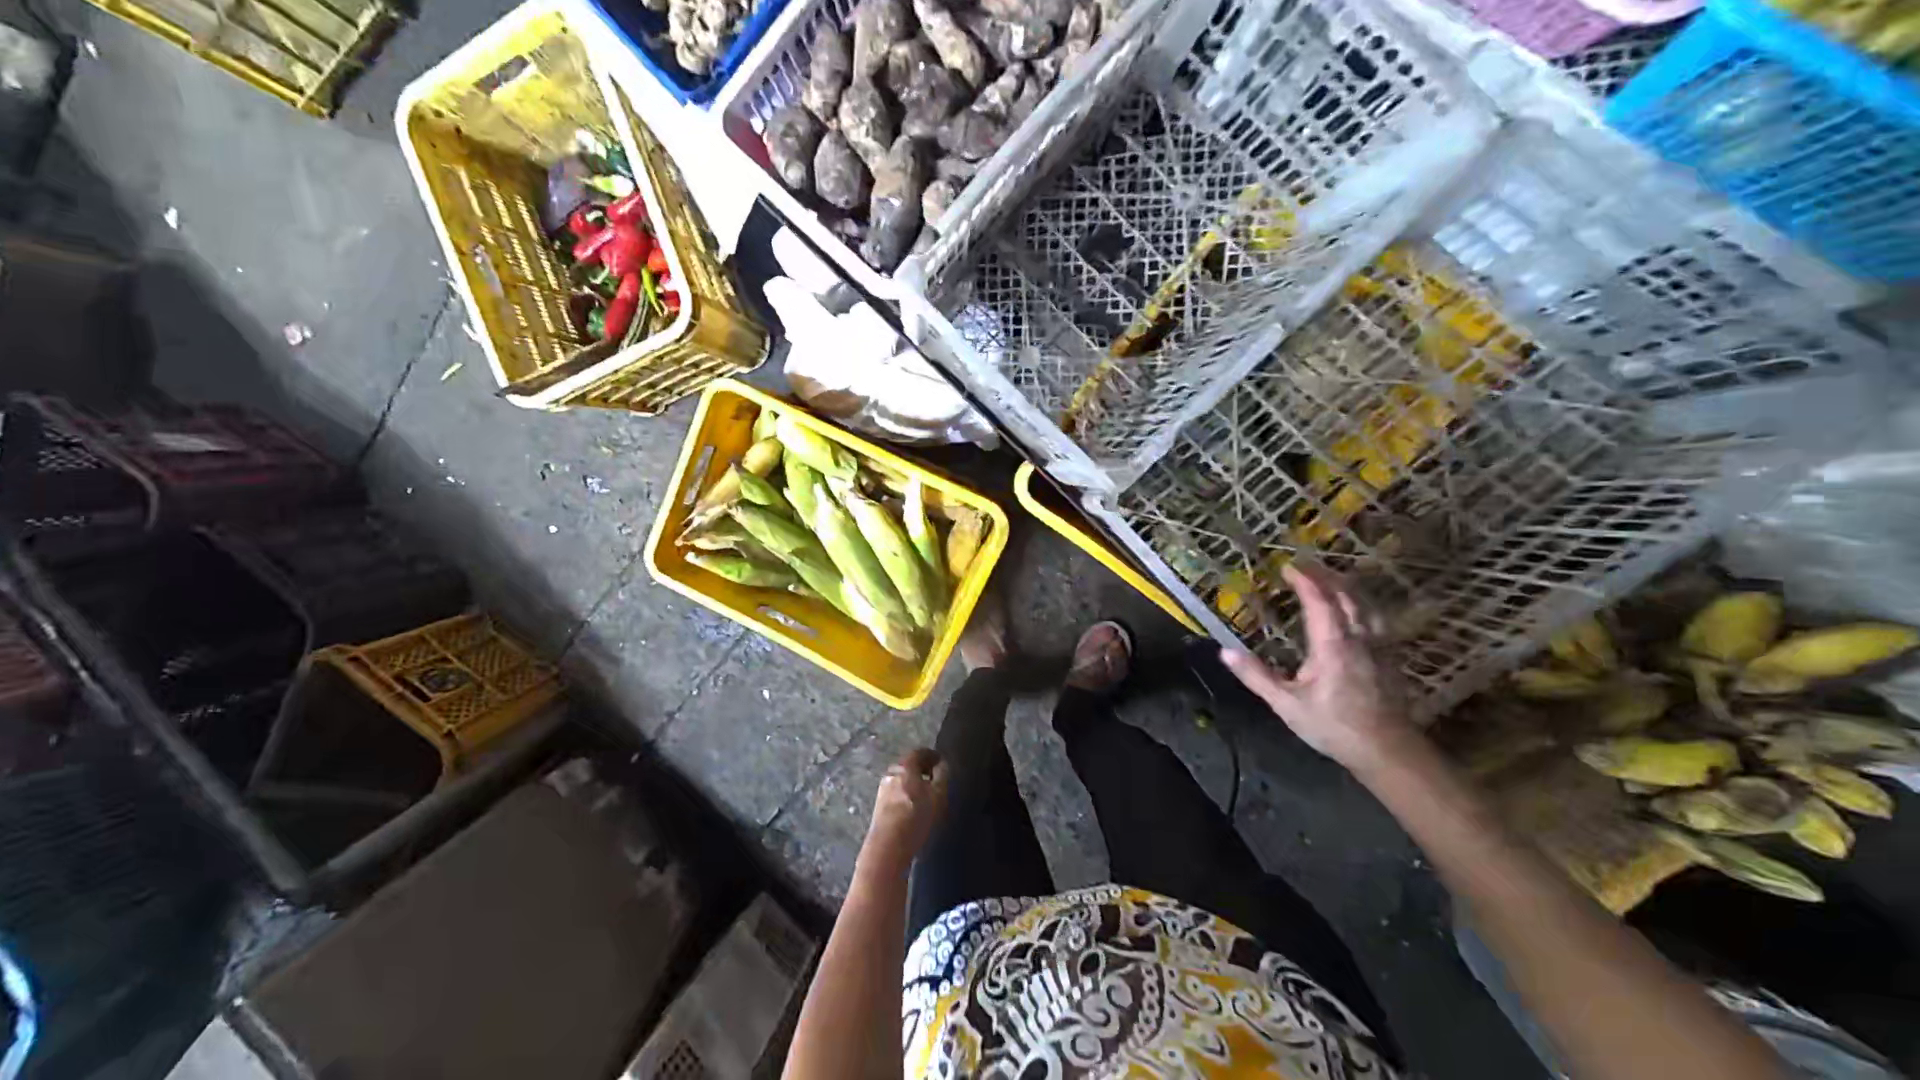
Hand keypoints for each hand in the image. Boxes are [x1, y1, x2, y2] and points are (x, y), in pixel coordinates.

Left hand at [860, 747, 947, 871]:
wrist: (887, 847)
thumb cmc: (916, 817)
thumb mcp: (938, 795)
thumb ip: (942, 776)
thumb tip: (942, 765)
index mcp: (904, 766)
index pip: (920, 752)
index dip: (932, 755)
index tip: (941, 762)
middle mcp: (891, 773)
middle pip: (909, 765)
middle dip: (923, 769)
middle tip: (936, 777)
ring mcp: (882, 790)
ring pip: (902, 780)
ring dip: (914, 783)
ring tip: (927, 794)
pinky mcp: (879, 806)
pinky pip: (897, 793)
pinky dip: (907, 794)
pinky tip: (914, 807)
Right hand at [1220, 563, 1418, 774]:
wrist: (1387, 750)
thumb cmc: (1333, 726)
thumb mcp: (1286, 704)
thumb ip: (1256, 676)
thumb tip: (1224, 651)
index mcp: (1332, 643)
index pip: (1318, 600)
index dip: (1303, 580)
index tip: (1287, 566)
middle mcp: (1358, 637)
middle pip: (1346, 595)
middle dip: (1325, 576)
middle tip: (1306, 566)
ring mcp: (1379, 645)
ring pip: (1365, 604)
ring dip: (1346, 587)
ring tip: (1330, 579)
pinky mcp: (1389, 657)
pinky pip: (1375, 618)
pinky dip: (1361, 604)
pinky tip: (1356, 610)